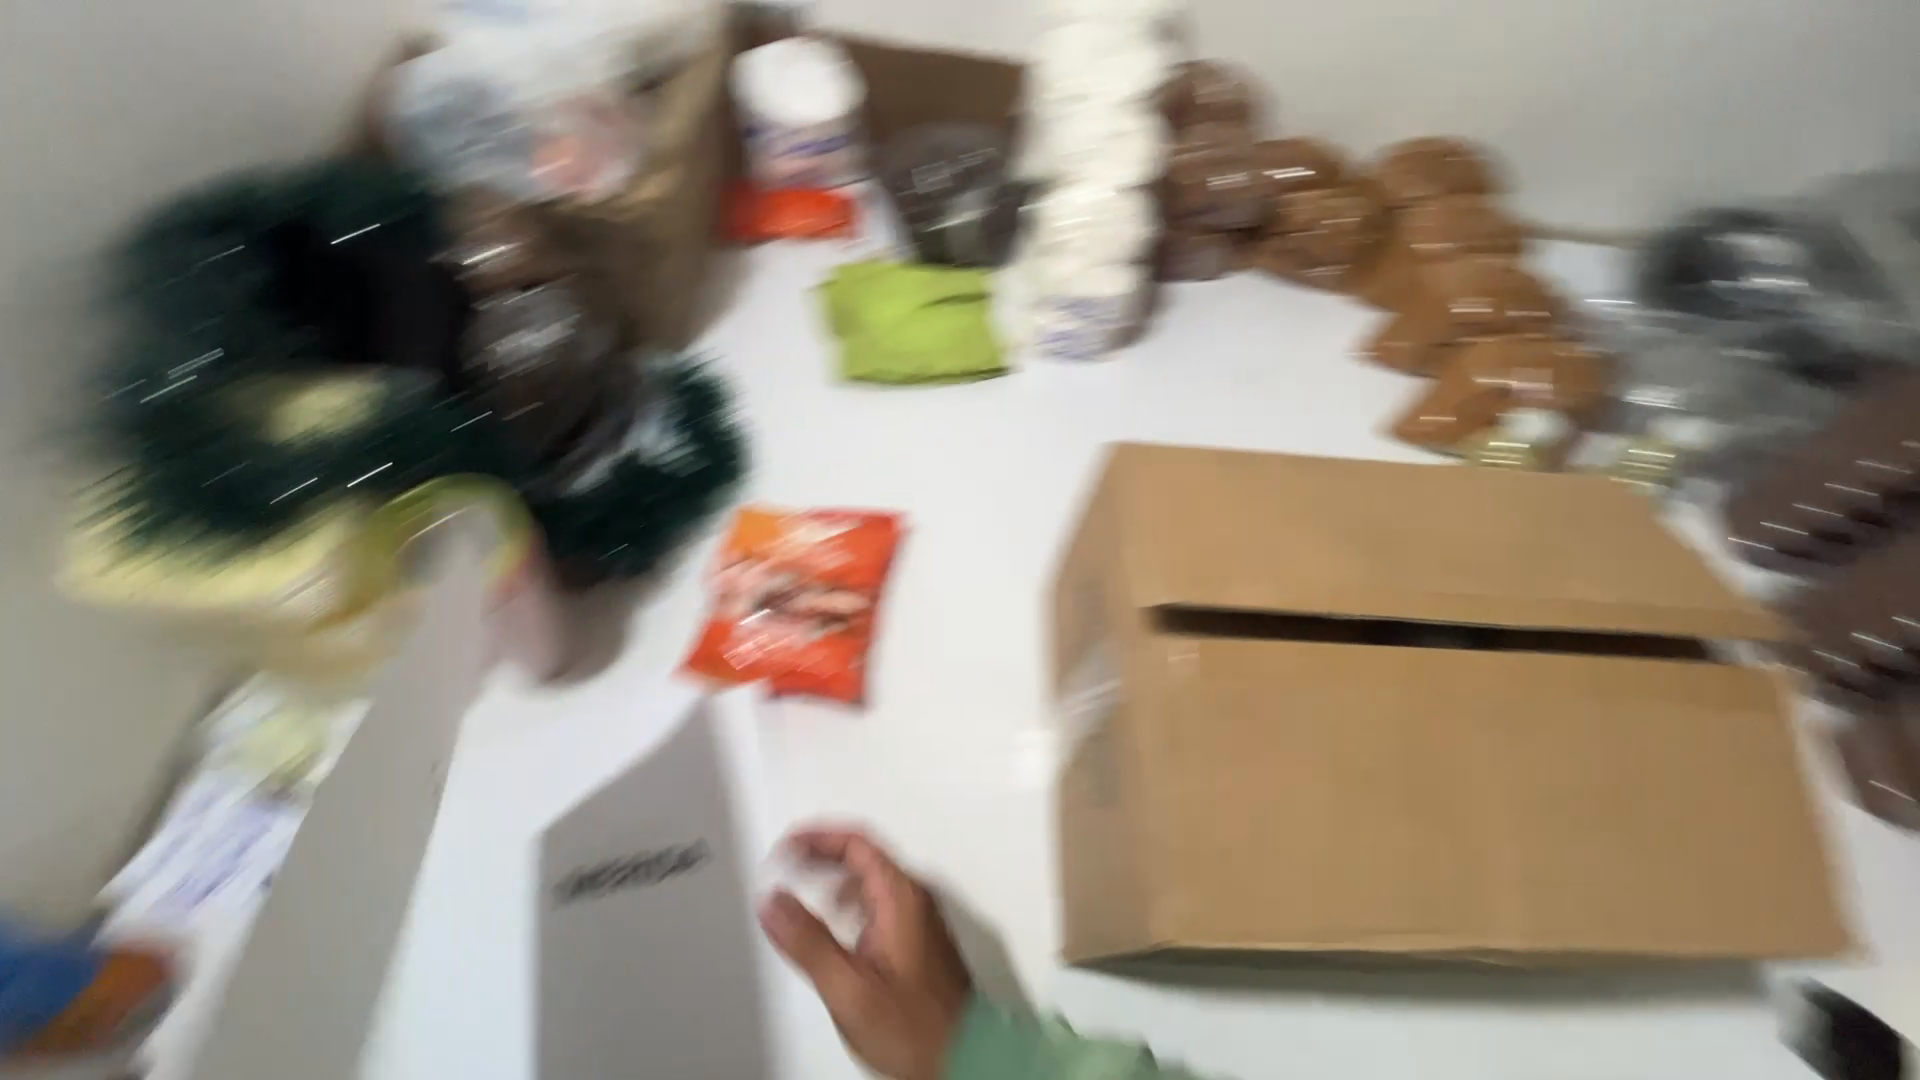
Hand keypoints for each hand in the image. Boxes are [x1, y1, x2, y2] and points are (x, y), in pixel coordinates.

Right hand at [759, 827, 973, 1079]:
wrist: (965, 1058)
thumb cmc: (912, 1028)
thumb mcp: (849, 987)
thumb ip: (808, 941)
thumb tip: (772, 901)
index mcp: (900, 896)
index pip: (856, 843)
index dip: (817, 837)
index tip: (785, 847)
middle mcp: (914, 896)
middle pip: (864, 854)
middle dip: (822, 852)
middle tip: (786, 862)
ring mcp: (920, 914)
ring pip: (872, 876)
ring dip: (835, 874)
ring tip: (801, 886)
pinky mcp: (919, 935)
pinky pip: (880, 897)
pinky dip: (850, 896)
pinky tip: (834, 920)